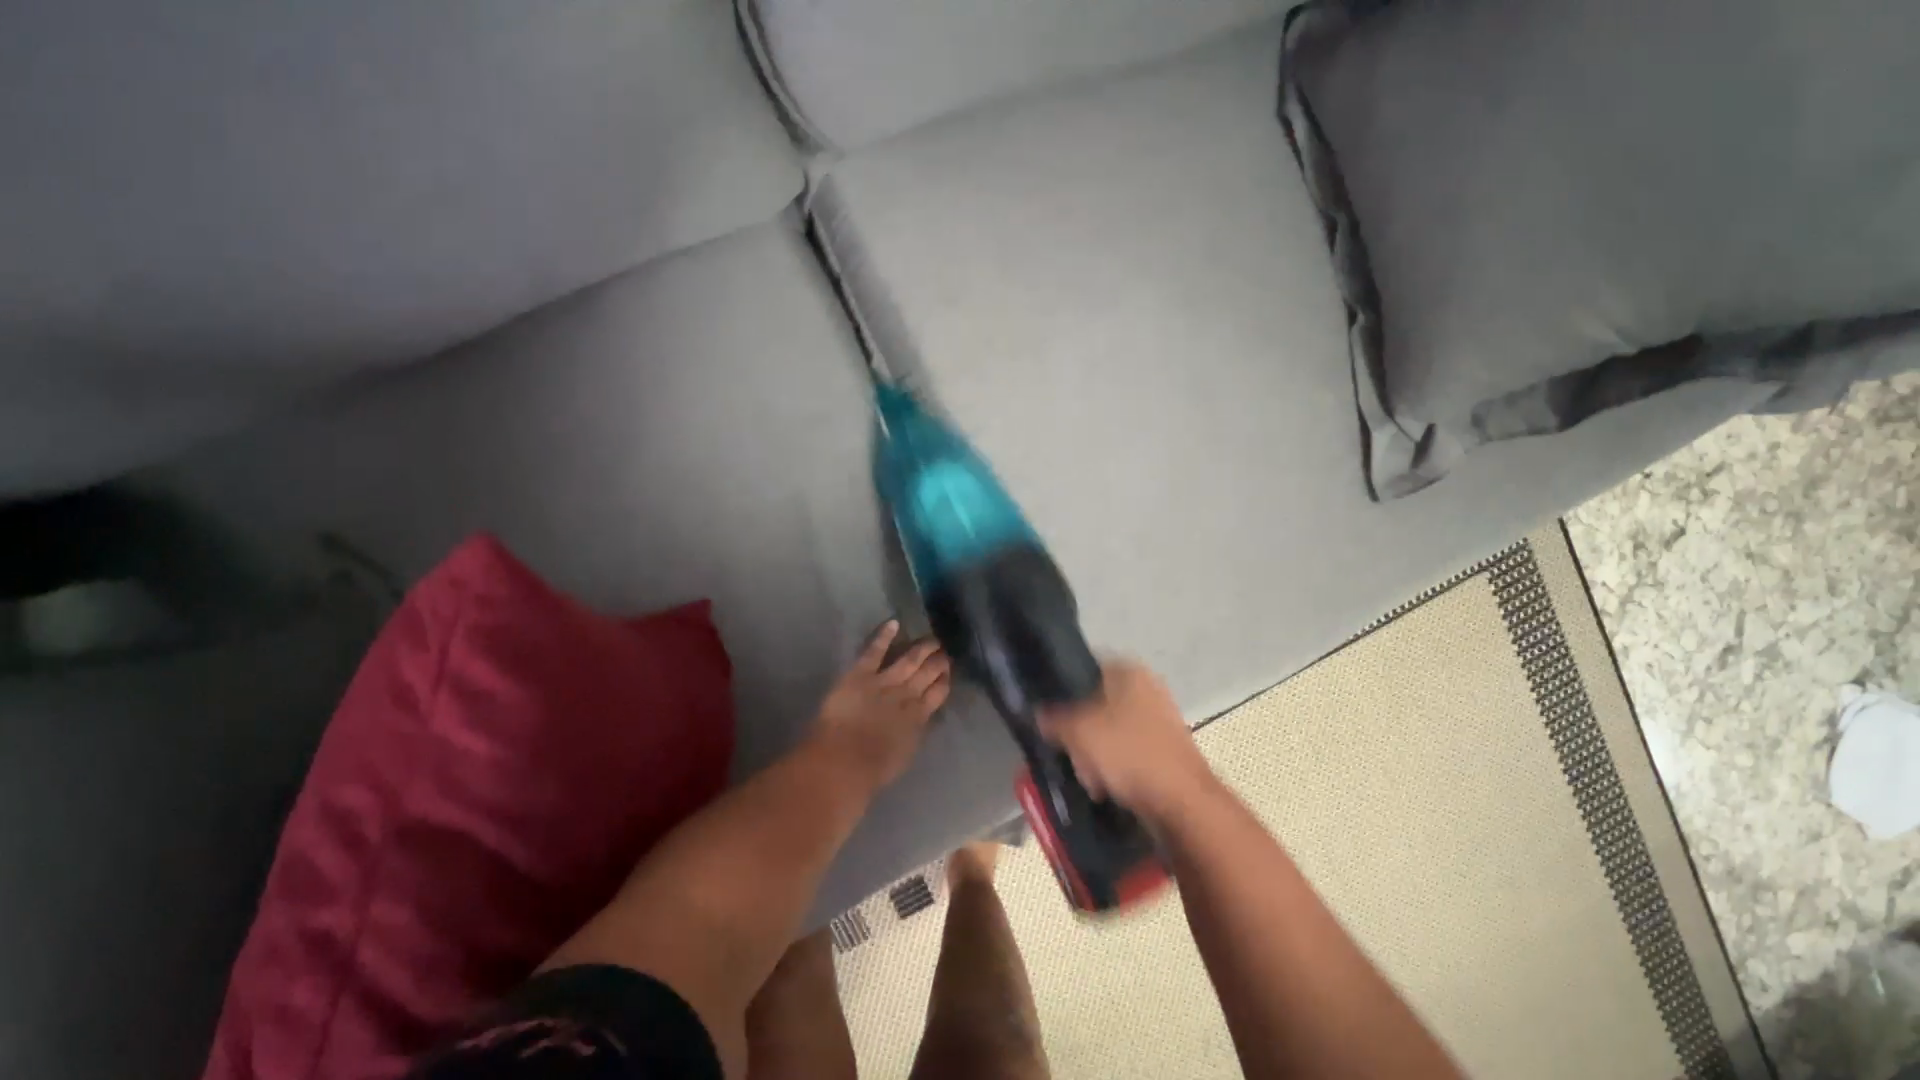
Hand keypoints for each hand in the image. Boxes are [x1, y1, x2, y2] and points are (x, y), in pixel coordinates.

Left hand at [810, 621, 949, 787]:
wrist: (845, 759)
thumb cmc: (873, 769)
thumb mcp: (904, 754)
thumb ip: (913, 733)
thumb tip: (918, 721)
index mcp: (918, 717)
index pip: (938, 693)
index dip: (944, 681)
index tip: (948, 672)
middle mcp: (906, 695)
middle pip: (927, 673)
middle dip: (938, 661)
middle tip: (945, 650)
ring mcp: (884, 681)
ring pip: (909, 659)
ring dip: (922, 648)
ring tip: (932, 639)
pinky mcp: (861, 674)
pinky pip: (875, 651)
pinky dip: (884, 636)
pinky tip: (893, 623)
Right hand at [1039, 660, 1218, 822]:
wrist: (1182, 802)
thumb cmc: (1129, 754)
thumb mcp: (1078, 732)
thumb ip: (1052, 718)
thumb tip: (1038, 713)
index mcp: (1129, 671)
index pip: (1084, 667)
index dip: (1060, 688)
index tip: (1045, 710)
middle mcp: (1148, 688)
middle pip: (1095, 703)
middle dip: (1078, 729)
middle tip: (1064, 749)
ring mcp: (1160, 720)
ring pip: (1110, 731)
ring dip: (1094, 753)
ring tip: (1084, 775)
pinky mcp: (1166, 750)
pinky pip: (1127, 754)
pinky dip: (1114, 768)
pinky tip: (1104, 787)